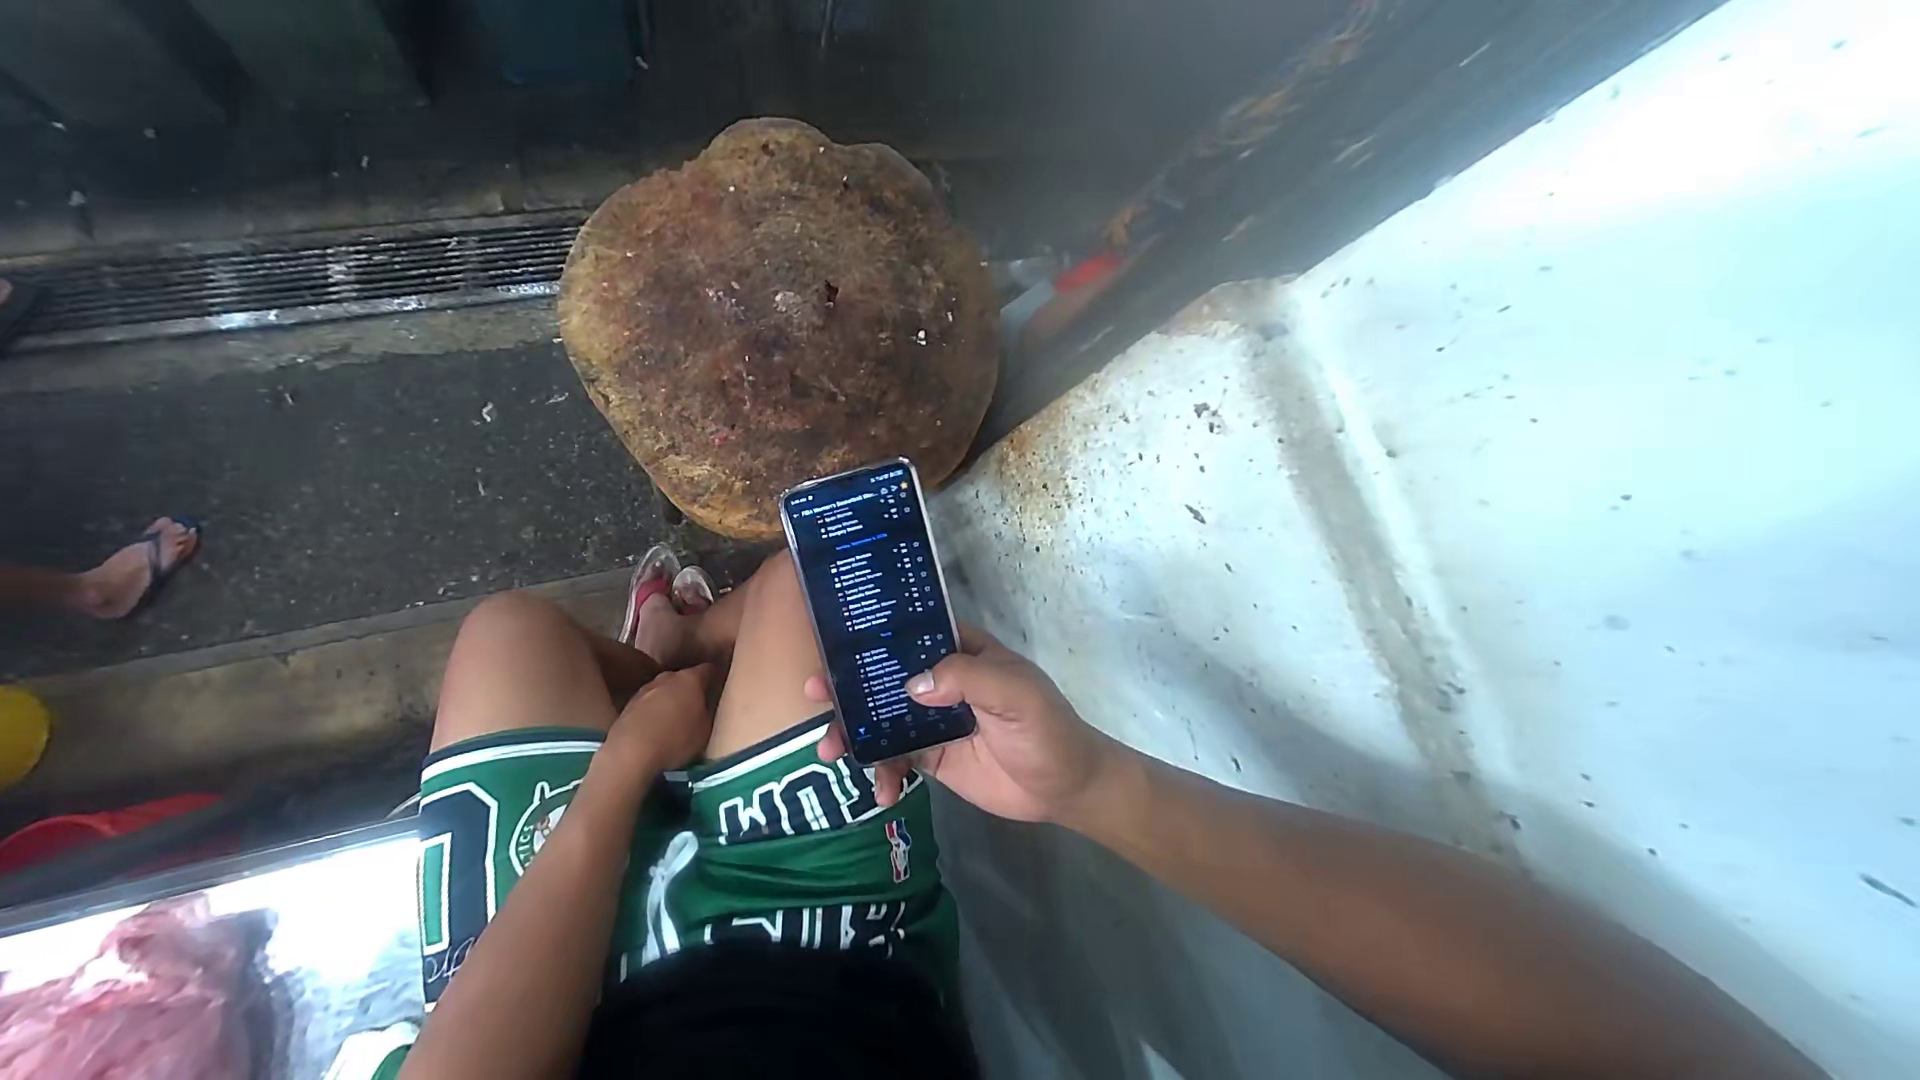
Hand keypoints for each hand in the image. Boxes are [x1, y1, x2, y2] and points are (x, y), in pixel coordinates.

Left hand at [610, 663, 714, 768]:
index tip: (720, 684)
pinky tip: (656, 726)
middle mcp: (667, 678)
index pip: (708, 669)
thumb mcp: (706, 729)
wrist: (630, 753)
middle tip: (698, 702)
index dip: (715, 675)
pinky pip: (647, 704)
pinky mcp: (627, 706)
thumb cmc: (676, 738)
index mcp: (690, 679)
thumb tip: (704, 707)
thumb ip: (707, 712)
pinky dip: (653, 711)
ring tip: (675, 716)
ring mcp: (644, 690)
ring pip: (663, 690)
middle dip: (690, 687)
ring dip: (669, 698)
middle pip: (682, 677)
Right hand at [809, 624, 1121, 823]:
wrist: (1064, 787)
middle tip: (814, 692)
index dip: (874, 634)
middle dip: (849, 685)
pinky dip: (881, 774)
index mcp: (962, 652)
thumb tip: (911, 685)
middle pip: (886, 675)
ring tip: (831, 752)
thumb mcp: (1015, 694)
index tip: (835, 640)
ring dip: (853, 732)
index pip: (913, 633)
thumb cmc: (1046, 728)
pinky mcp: (931, 756)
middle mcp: (941, 680)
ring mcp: (933, 719)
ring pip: (882, 718)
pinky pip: (895, 759)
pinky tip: (881, 793)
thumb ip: (967, 680)